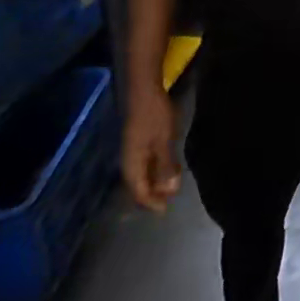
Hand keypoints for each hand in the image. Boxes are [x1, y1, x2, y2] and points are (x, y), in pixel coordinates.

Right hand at [121, 85, 181, 213]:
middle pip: (138, 184)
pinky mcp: (138, 140)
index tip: (164, 209)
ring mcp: (132, 149)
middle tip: (169, 197)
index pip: (139, 191)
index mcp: (132, 163)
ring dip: (155, 181)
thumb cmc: (156, 116)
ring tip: (170, 185)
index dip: (151, 202)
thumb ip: (166, 165)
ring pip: (142, 173)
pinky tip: (167, 166)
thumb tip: (169, 190)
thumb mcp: (165, 140)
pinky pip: (145, 162)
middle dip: (153, 193)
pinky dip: (155, 168)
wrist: (144, 90)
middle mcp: (129, 160)